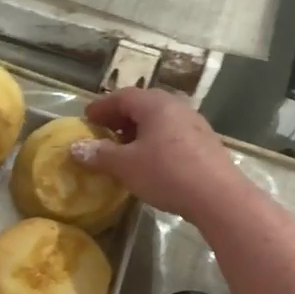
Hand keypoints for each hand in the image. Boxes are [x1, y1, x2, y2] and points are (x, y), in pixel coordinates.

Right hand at [70, 88, 235, 217]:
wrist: (218, 196)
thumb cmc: (166, 173)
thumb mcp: (126, 165)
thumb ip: (100, 154)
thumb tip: (76, 148)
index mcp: (155, 105)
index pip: (123, 96)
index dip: (102, 106)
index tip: (86, 118)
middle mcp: (176, 107)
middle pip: (143, 104)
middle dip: (120, 116)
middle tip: (103, 131)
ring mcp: (194, 123)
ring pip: (159, 119)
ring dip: (138, 129)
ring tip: (124, 148)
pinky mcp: (205, 142)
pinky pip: (172, 133)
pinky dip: (155, 139)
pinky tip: (149, 160)